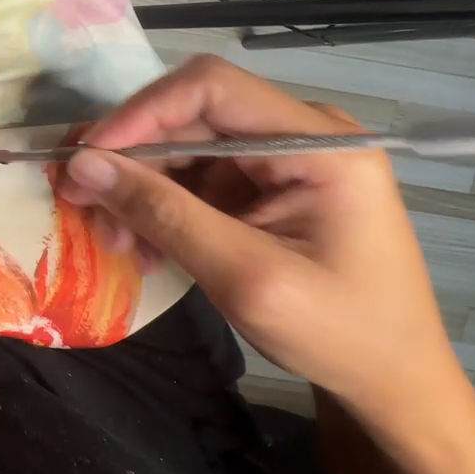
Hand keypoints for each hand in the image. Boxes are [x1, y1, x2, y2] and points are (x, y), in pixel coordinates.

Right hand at [54, 55, 460, 409]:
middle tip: (80, 201)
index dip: (141, 112)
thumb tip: (80, 165)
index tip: (89, 157)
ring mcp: (279, 155)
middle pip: (185, 114)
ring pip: (176, 143)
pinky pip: (187, 171)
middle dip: (129, 158)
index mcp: (322, 145)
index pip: (210, 88)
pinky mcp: (260, 179)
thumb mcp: (246, 278)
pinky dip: (154, 202)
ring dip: (134, 185)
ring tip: (112, 236)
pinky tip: (139, 241)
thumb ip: (164, 215)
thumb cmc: (341, 335)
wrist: (394, 386)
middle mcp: (300, 133)